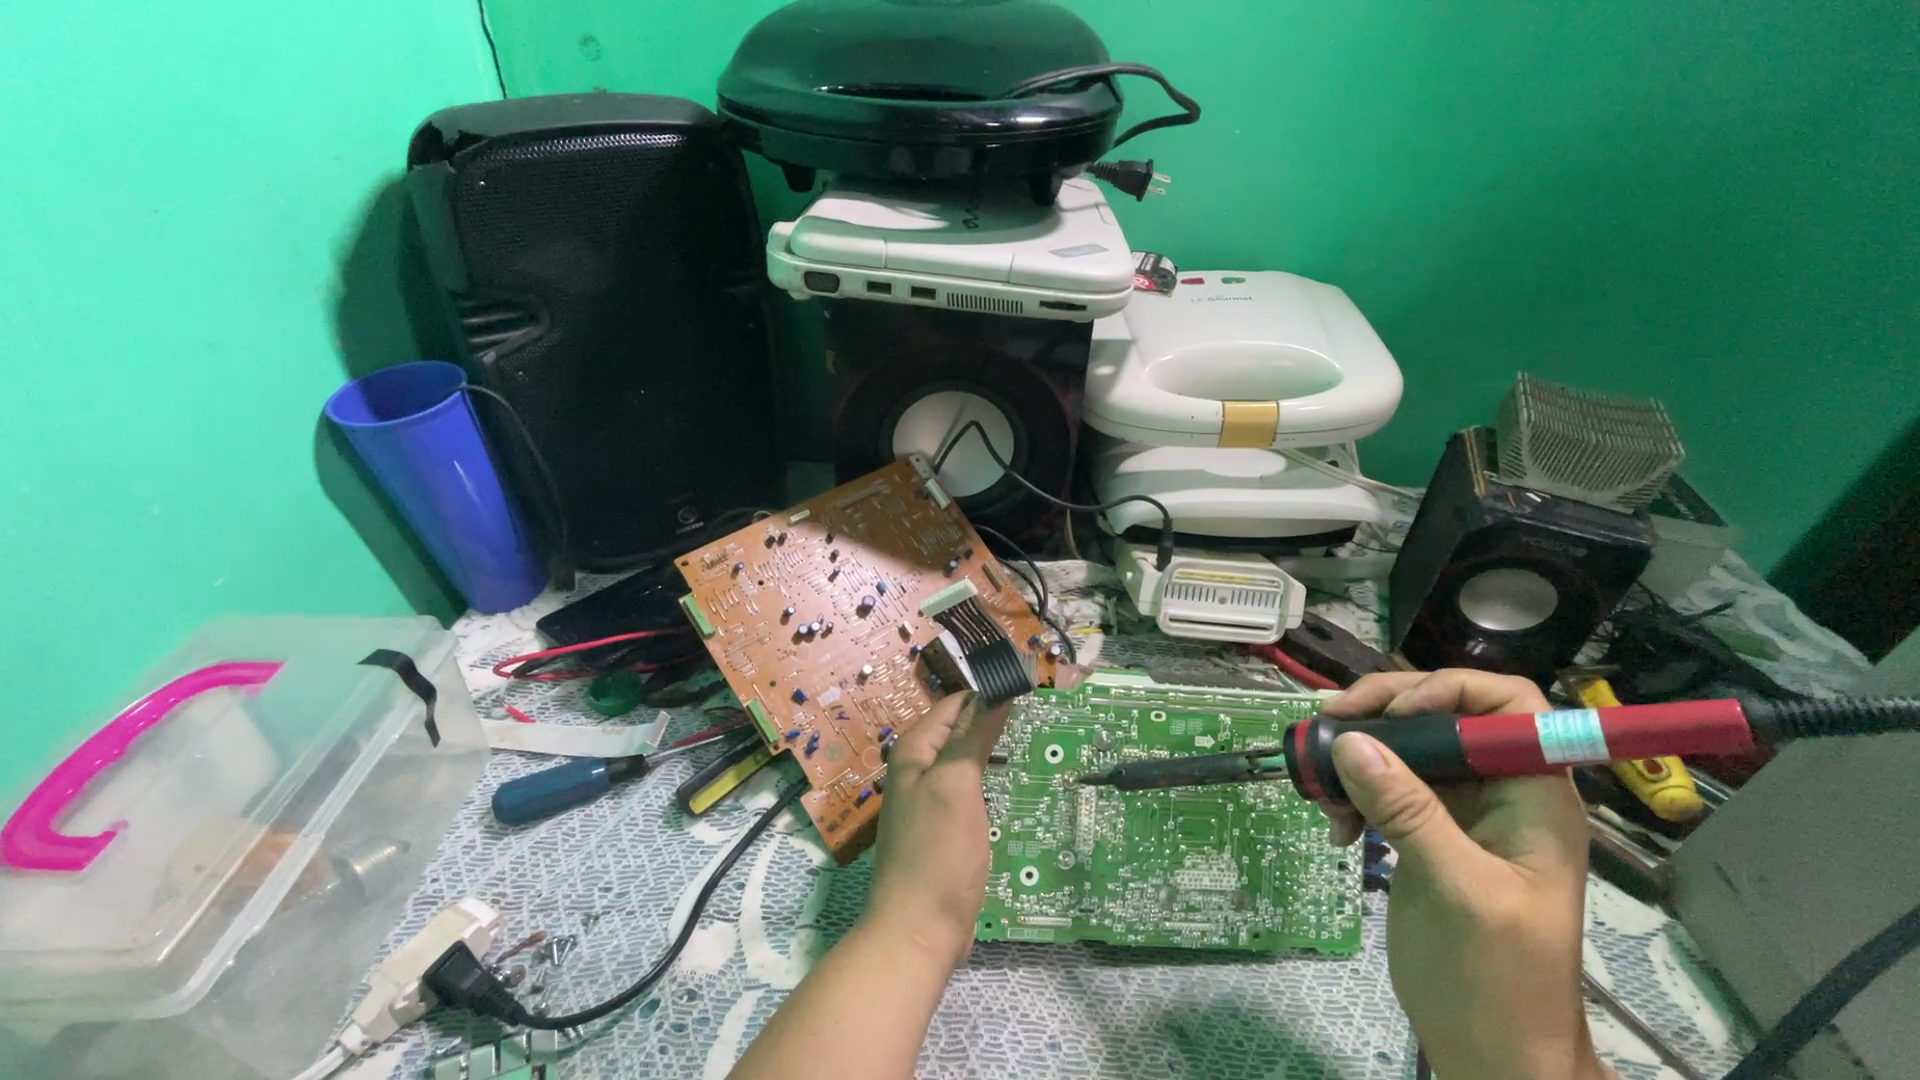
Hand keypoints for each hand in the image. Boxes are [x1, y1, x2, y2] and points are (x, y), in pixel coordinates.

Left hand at [864, 691, 1008, 967]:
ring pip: (965, 762)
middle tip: (1037, 714)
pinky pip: (969, 793)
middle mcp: (917, 772)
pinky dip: (989, 784)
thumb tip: (996, 692)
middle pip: (959, 732)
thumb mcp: (957, 784)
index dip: (987, 695)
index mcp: (914, 753)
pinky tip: (1013, 787)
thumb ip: (972, 736)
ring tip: (1032, 743)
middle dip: (993, 721)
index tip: (1027, 687)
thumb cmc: (937, 852)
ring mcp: (929, 803)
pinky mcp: (944, 831)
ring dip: (992, 752)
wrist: (919, 929)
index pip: (954, 705)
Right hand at [1323, 670, 1607, 1079]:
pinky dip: (1352, 796)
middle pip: (1443, 716)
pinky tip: (1336, 830)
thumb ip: (1407, 811)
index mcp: (1534, 795)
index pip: (1508, 704)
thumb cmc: (1497, 976)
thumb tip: (1349, 742)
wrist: (1490, 1050)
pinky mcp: (1426, 834)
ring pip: (1405, 750)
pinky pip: (1383, 788)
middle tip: (1327, 723)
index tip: (1391, 713)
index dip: (1451, 690)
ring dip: (1357, 759)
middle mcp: (1499, 791)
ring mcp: (1460, 812)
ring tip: (1323, 792)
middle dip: (1384, 715)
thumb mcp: (1457, 890)